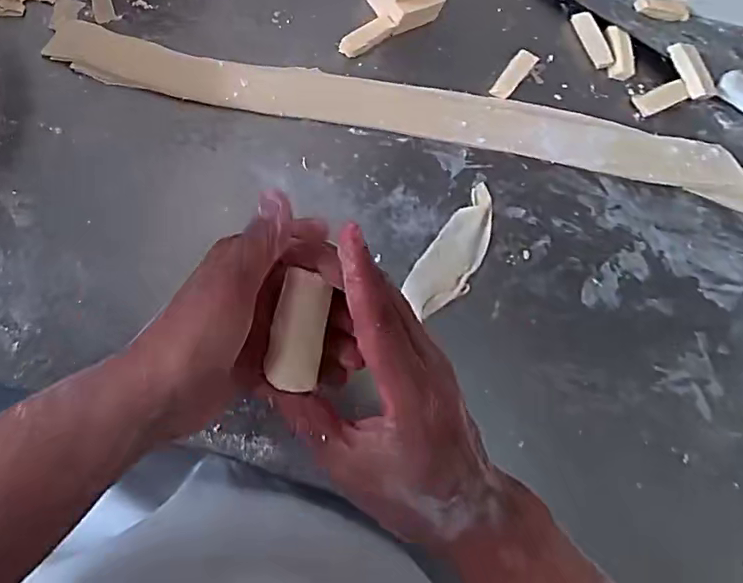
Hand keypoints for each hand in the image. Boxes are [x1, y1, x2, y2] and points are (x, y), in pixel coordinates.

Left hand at [122, 190, 341, 439]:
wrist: (159, 395)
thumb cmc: (199, 330)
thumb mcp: (234, 279)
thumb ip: (262, 240)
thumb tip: (279, 193)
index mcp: (247, 260)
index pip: (300, 249)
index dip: (333, 263)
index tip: (364, 287)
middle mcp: (254, 287)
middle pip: (308, 291)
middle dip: (339, 310)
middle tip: (363, 337)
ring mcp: (253, 326)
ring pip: (303, 327)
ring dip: (330, 342)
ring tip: (351, 366)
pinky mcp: (252, 362)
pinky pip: (289, 360)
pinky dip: (310, 369)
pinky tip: (330, 384)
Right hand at [270, 222, 506, 553]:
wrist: (471, 508)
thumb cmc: (410, 495)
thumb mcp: (349, 466)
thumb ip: (310, 418)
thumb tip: (270, 378)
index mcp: (409, 391)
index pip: (379, 321)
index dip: (360, 275)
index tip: (348, 234)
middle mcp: (427, 362)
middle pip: (387, 299)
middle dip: (350, 265)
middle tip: (308, 247)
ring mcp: (433, 355)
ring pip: (394, 303)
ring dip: (358, 282)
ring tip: (317, 271)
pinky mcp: (430, 356)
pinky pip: (397, 317)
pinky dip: (369, 302)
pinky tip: (342, 307)